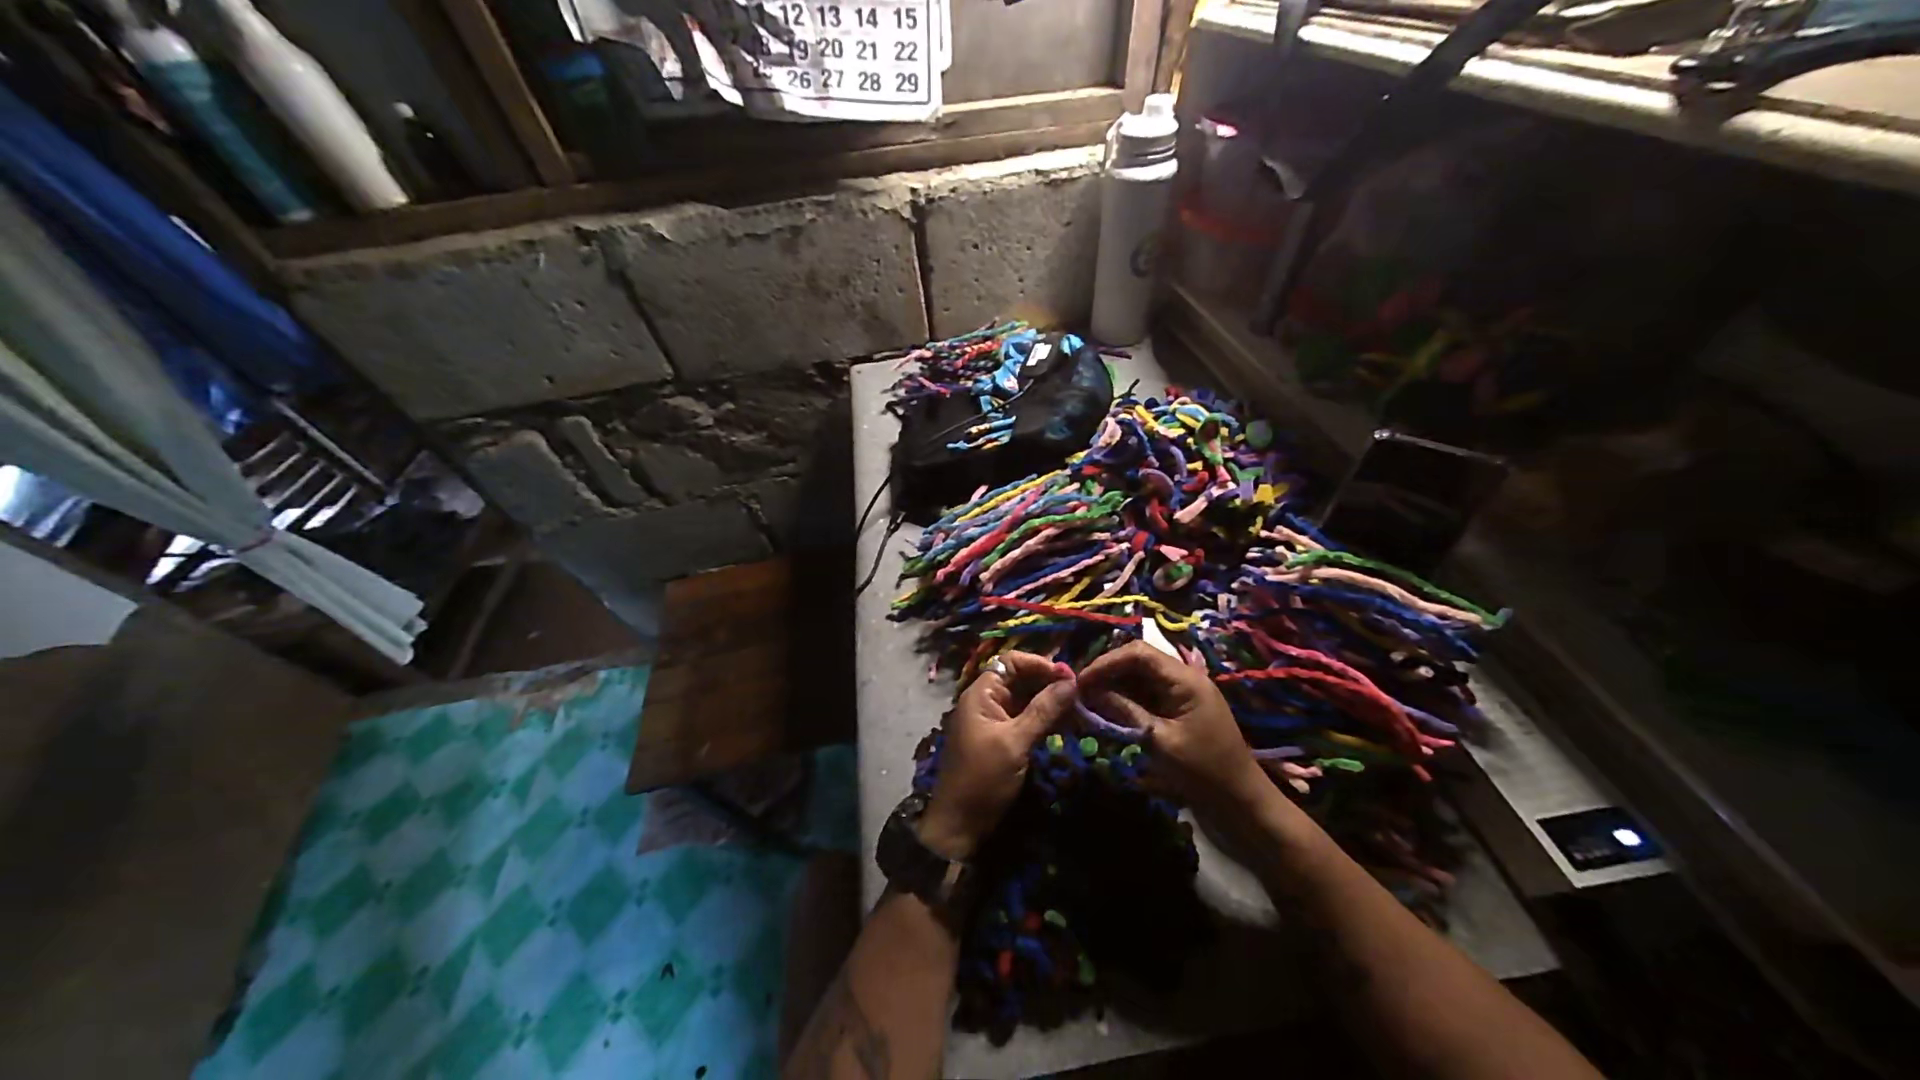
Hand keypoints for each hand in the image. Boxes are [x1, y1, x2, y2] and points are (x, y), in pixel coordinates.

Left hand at [921, 652, 1076, 859]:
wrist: (960, 826)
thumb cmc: (982, 779)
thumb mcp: (1015, 743)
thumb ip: (1043, 711)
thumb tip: (1071, 681)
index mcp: (981, 695)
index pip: (1010, 662)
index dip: (1039, 664)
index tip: (1068, 676)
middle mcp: (987, 702)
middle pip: (1021, 679)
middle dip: (1049, 682)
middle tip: (1081, 693)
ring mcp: (995, 722)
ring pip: (1027, 700)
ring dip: (1051, 701)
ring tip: (1079, 708)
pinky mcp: (1004, 741)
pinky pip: (1027, 720)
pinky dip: (1046, 719)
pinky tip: (1068, 724)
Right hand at [1076, 641, 1270, 819]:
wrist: (1240, 802)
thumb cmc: (1203, 770)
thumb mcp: (1159, 740)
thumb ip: (1124, 711)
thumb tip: (1088, 693)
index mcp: (1185, 679)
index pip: (1138, 653)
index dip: (1106, 663)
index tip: (1080, 682)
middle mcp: (1184, 678)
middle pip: (1137, 661)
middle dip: (1107, 672)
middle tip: (1079, 691)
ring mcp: (1181, 694)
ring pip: (1139, 677)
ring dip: (1114, 686)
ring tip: (1088, 701)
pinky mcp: (1178, 710)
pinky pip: (1146, 694)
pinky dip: (1125, 700)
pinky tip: (1107, 710)